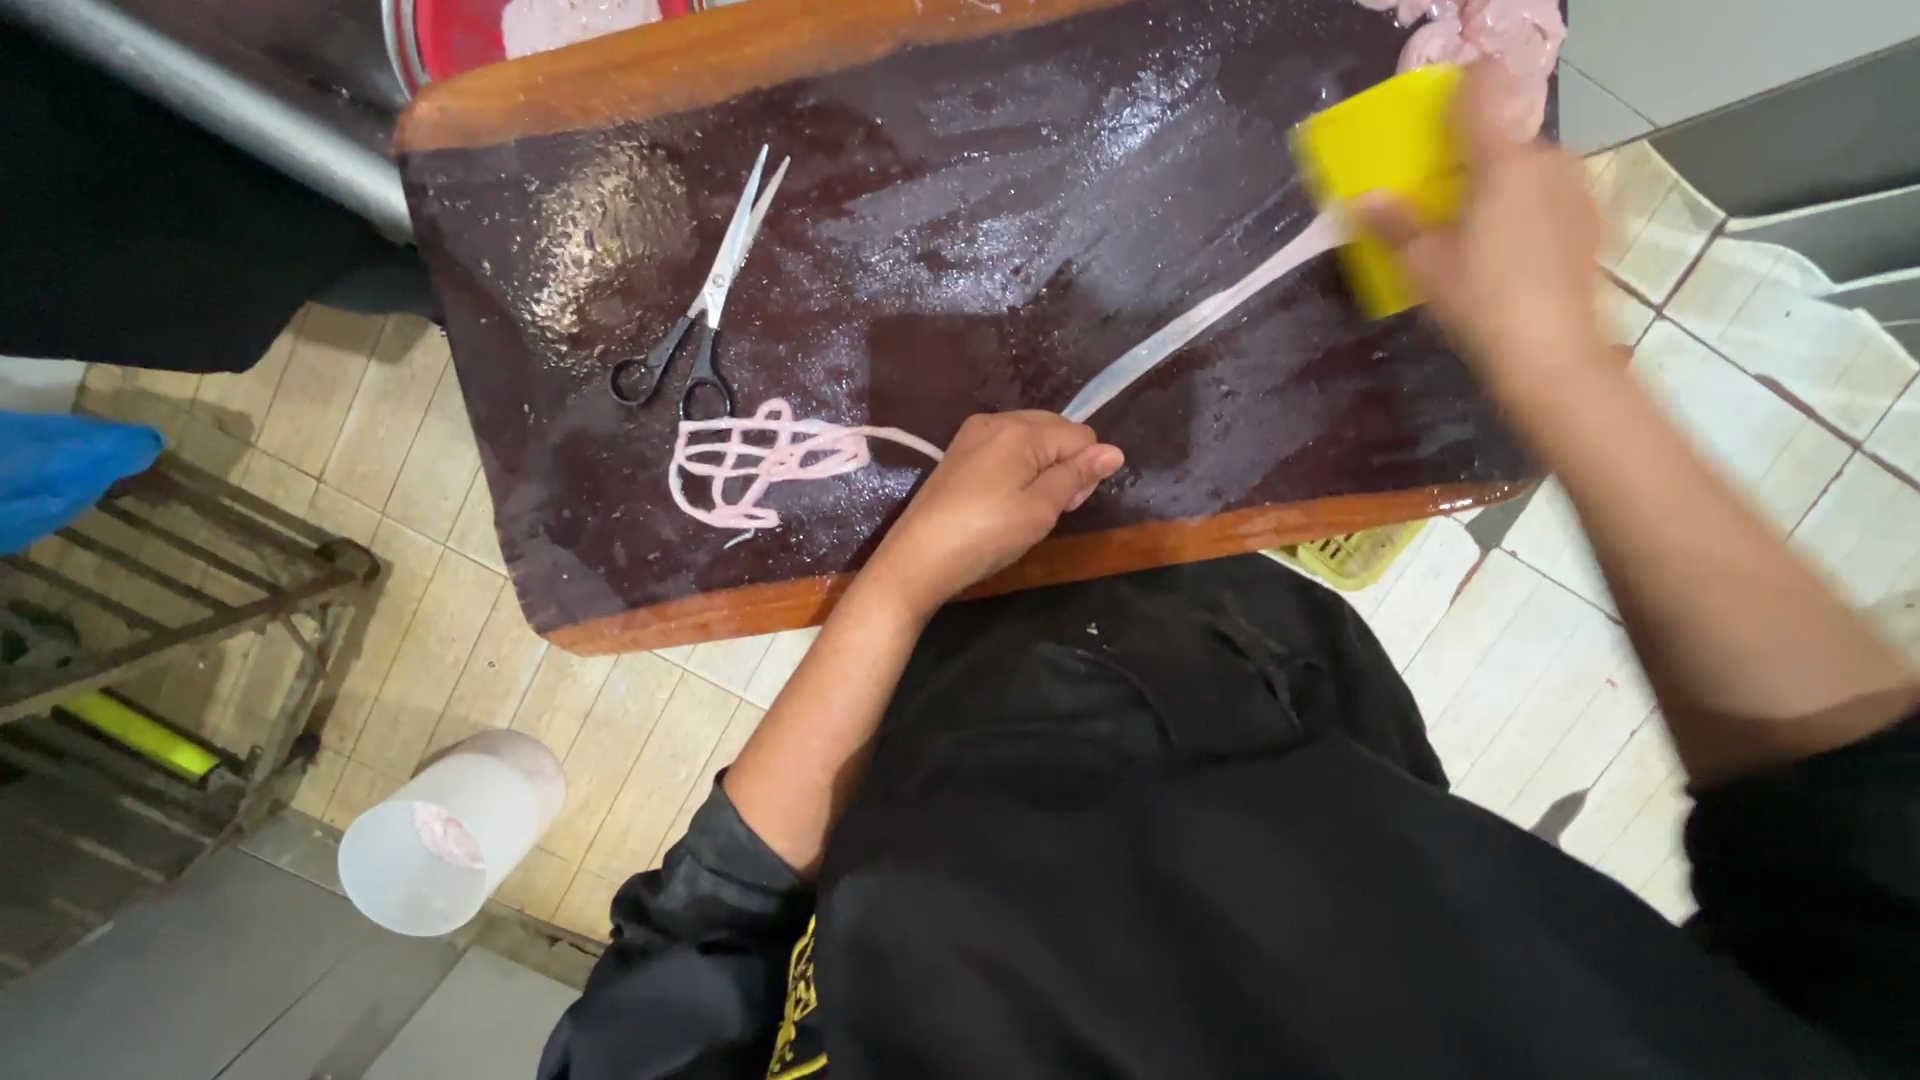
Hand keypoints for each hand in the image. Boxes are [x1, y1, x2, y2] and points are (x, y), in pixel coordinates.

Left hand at [862, 411, 1123, 617]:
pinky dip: (1015, 471)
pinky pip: (1003, 450)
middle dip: (1064, 465)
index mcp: (1019, 429)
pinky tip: (1005, 502)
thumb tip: (1113, 451)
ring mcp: (971, 436)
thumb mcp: (1040, 508)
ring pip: (1029, 441)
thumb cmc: (986, 534)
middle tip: (1049, 510)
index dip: (1085, 469)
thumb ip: (1076, 475)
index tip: (1068, 505)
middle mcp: (994, 421)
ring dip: (1040, 469)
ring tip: (1026, 510)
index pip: (1080, 434)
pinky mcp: (956, 455)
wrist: (918, 558)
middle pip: (1053, 431)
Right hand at [1355, 61, 1608, 393]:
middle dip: (1472, 162)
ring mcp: (1577, 185)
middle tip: (1442, 203)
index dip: (1456, 90)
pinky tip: (1511, 252)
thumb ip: (1393, 224)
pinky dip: (1527, 210)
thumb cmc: (1477, 300)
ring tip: (1474, 234)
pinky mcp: (1594, 216)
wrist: (1550, 348)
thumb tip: (1364, 200)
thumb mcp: (1422, 265)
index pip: (1481, 89)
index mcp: (1500, 160)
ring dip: (1500, 187)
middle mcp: (1547, 157)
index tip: (1431, 116)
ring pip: (1529, 169)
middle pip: (1502, 138)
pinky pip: (1551, 195)